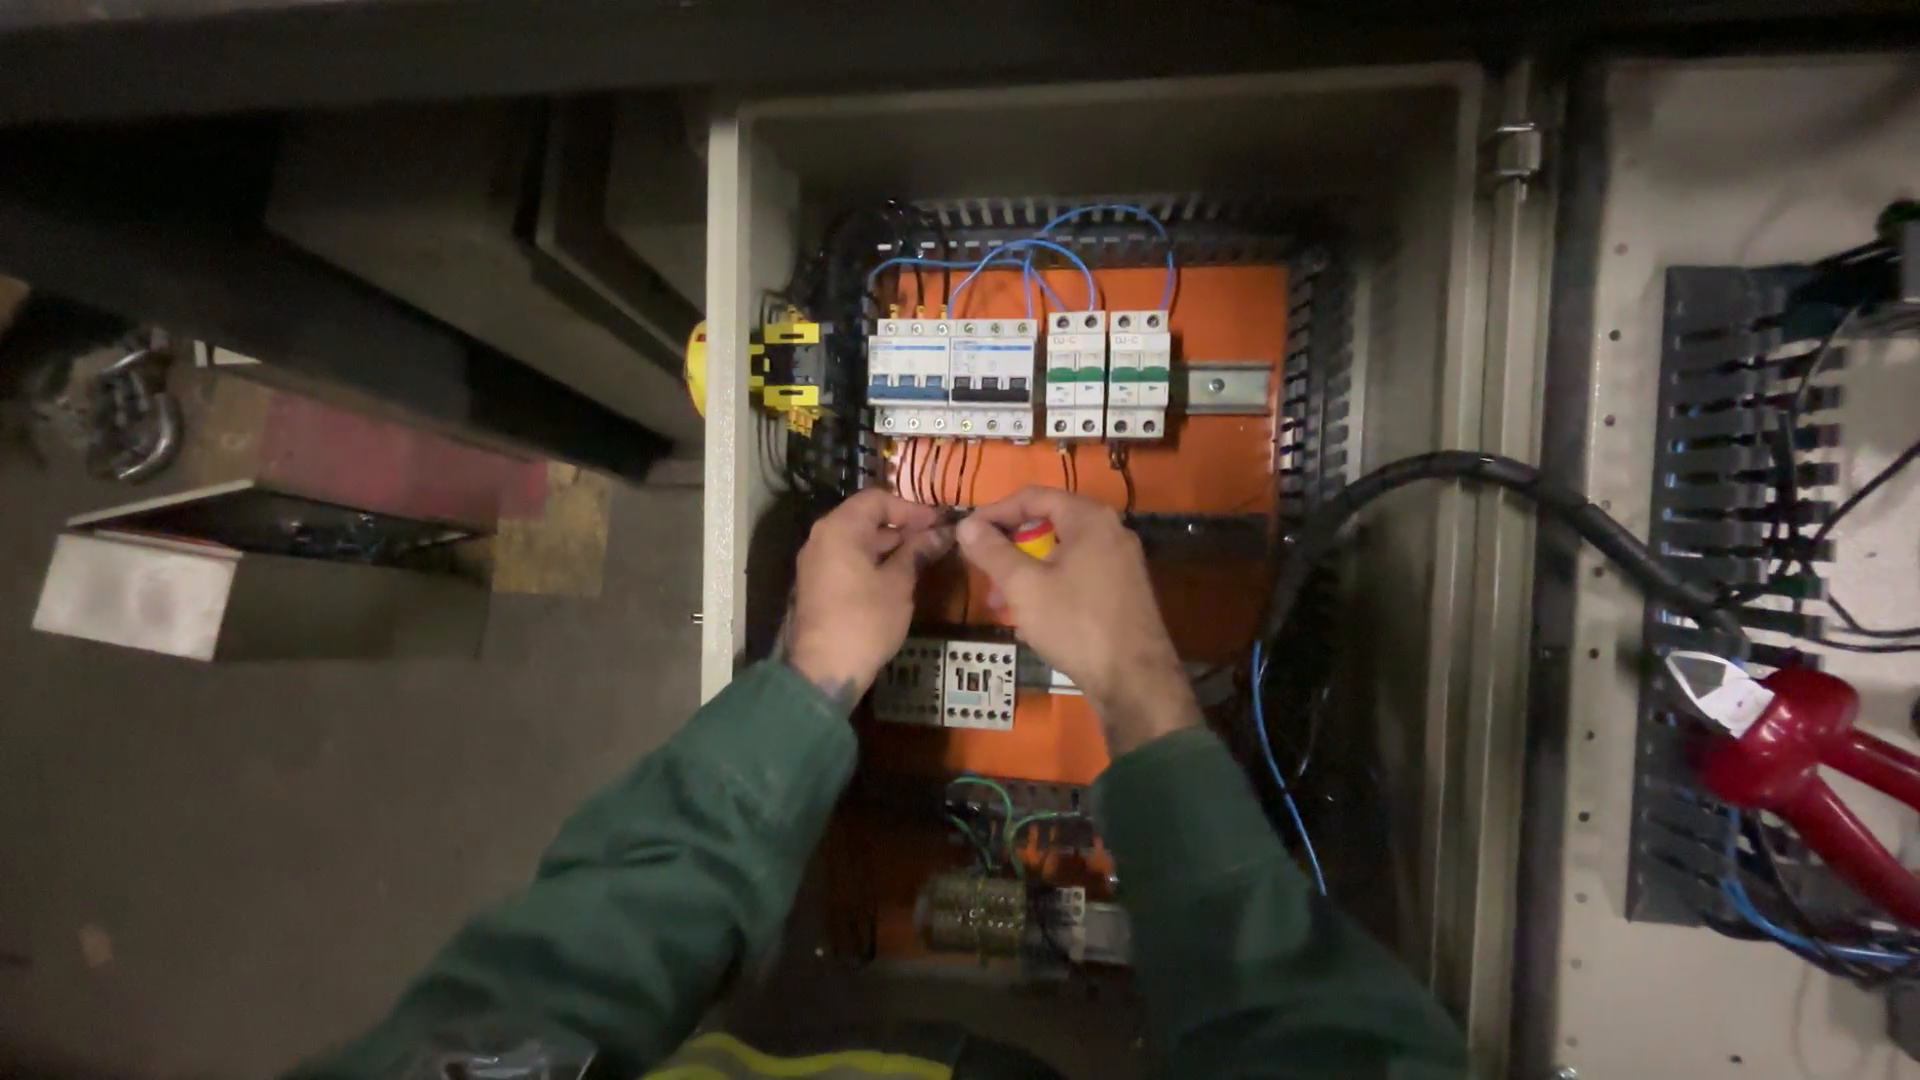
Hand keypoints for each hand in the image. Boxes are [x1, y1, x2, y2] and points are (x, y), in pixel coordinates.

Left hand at [785, 489, 952, 703]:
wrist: (824, 669)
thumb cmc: (865, 620)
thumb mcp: (899, 584)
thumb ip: (917, 552)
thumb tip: (941, 534)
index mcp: (839, 528)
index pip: (878, 499)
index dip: (911, 508)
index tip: (938, 522)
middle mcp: (822, 537)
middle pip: (865, 517)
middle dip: (901, 526)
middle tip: (935, 539)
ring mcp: (816, 561)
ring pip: (857, 539)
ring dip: (889, 544)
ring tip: (922, 557)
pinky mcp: (817, 583)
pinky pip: (848, 558)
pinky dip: (873, 560)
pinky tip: (898, 575)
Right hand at [956, 487, 1199, 755]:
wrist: (1135, 680)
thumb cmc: (1075, 623)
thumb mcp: (1024, 586)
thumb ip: (992, 551)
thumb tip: (967, 525)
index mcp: (1089, 518)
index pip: (1033, 496)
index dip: (995, 511)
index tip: (967, 533)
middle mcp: (1110, 531)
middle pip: (1048, 523)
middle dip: (1009, 546)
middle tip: (981, 570)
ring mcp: (1121, 562)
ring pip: (1061, 553)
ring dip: (1025, 571)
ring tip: (998, 603)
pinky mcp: (1123, 591)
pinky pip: (1077, 574)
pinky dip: (1049, 585)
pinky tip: (1030, 617)